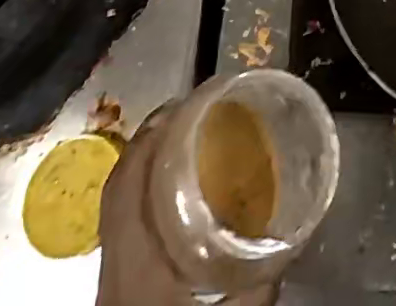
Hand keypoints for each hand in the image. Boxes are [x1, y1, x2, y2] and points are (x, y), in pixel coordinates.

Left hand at [96, 111, 279, 305]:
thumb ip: (258, 289)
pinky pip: (118, 218)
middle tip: (183, 115)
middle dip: (147, 140)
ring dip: (140, 162)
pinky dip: (137, 191)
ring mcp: (108, 266)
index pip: (131, 183)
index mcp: (135, 258)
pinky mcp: (113, 277)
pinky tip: (165, 191)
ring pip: (114, 198)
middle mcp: (114, 254)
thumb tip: (287, 245)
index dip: (151, 139)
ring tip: (175, 141)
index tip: (181, 107)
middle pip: (118, 182)